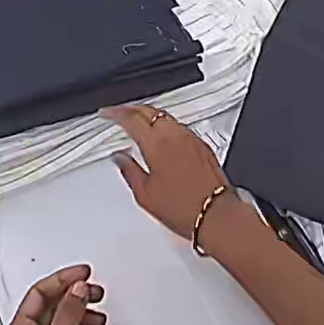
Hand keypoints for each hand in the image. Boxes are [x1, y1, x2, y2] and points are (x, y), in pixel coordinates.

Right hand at [102, 105, 237, 241]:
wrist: (216, 215)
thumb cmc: (184, 208)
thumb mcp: (145, 194)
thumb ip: (129, 170)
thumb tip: (120, 158)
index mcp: (157, 144)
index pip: (131, 118)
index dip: (115, 112)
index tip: (106, 113)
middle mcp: (175, 135)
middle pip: (149, 111)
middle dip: (131, 109)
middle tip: (119, 113)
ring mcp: (191, 138)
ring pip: (165, 116)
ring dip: (148, 115)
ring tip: (137, 123)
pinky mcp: (202, 144)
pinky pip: (179, 126)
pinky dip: (165, 125)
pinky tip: (160, 136)